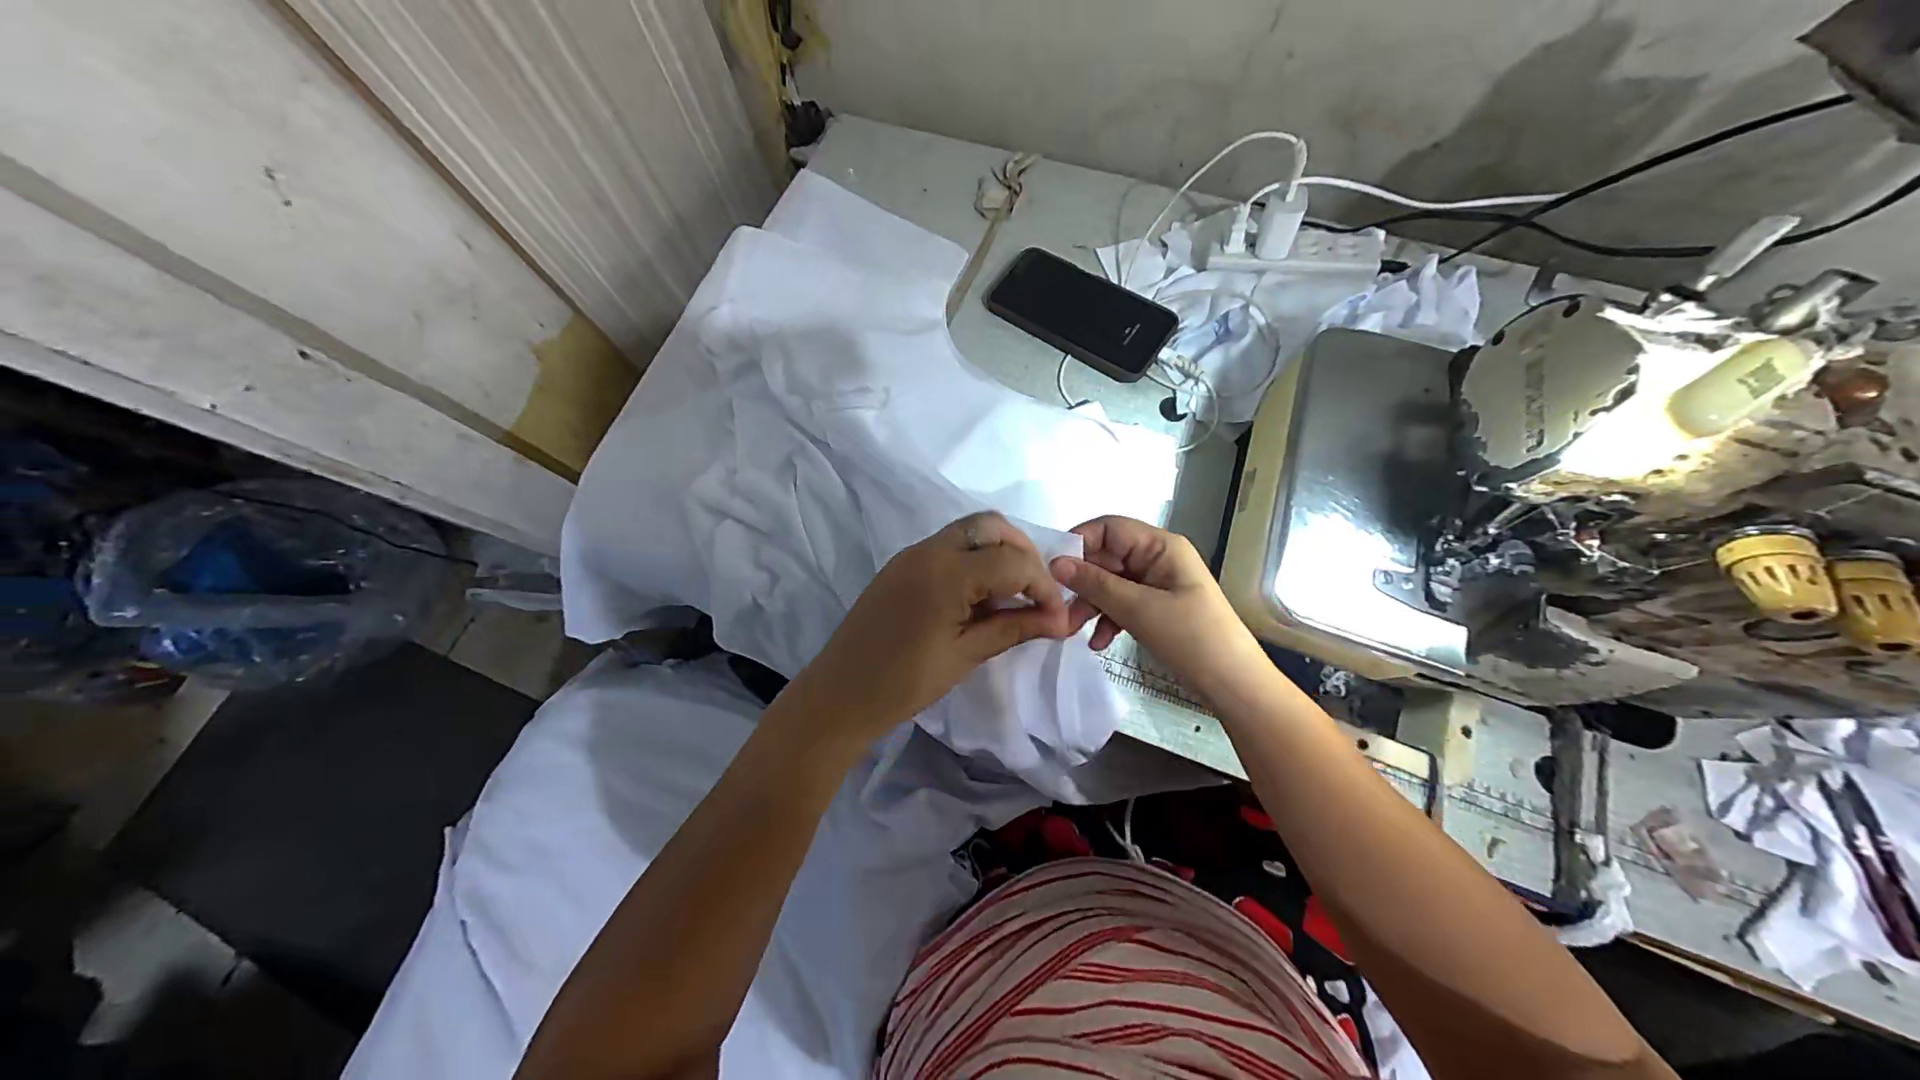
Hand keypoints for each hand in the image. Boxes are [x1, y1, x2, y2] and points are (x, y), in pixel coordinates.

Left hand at [783, 511, 1071, 743]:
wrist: (840, 694)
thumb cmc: (904, 682)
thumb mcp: (966, 655)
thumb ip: (1014, 628)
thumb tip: (1060, 621)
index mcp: (947, 572)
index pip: (1013, 560)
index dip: (1043, 587)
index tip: (1054, 618)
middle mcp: (929, 550)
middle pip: (991, 526)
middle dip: (1023, 553)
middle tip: (1035, 595)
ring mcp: (911, 554)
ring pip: (969, 531)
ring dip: (998, 553)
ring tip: (1011, 596)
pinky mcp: (901, 565)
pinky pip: (947, 546)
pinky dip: (973, 559)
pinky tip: (979, 597)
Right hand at [1049, 516, 1270, 706]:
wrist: (1234, 684)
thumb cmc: (1193, 638)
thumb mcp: (1138, 609)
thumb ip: (1095, 584)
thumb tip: (1056, 563)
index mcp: (1161, 546)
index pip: (1109, 528)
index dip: (1079, 543)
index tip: (1052, 569)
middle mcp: (1158, 559)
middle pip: (1106, 557)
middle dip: (1082, 582)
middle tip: (1059, 608)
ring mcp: (1157, 584)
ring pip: (1110, 583)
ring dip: (1091, 604)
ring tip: (1072, 629)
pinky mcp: (1156, 608)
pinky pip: (1122, 604)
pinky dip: (1107, 619)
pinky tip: (1098, 642)